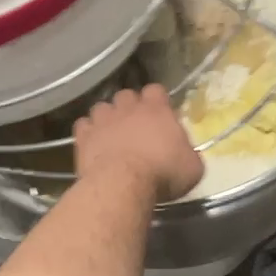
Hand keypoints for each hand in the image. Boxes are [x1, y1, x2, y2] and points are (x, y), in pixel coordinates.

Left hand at [72, 85, 204, 202]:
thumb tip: (187, 154)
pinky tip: (94, 144)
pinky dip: (88, 132)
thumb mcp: (192, 168)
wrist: (123, 184)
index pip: (156, 90)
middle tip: (136, 127)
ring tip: (112, 135)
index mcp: (157, 109)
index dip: (157, 101)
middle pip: (127, 95)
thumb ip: (189, 153)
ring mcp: (103, 119)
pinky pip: (83, 125)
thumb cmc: (163, 174)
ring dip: (107, 118)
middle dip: (130, 107)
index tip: (161, 115)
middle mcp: (128, 107)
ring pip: (102, 107)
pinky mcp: (84, 136)